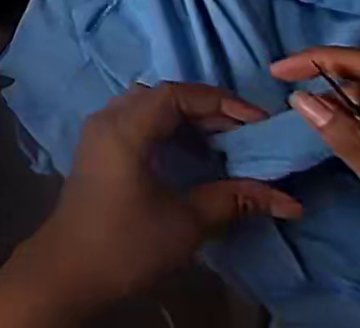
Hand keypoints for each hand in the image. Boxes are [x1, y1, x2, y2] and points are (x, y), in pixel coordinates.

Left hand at [14, 84, 302, 316]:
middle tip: (246, 131)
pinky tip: (190, 150)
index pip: (172, 95)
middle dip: (204, 107)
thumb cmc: (128, 243)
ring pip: (145, 104)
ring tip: (224, 139)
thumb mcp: (186, 222)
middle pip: (158, 95)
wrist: (72, 265)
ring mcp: (97, 130)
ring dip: (183, 116)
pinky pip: (133, 118)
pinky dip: (164, 125)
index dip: (217, 101)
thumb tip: (287, 199)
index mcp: (123, 128)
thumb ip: (232, 200)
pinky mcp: (97, 145)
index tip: (257, 120)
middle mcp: (106, 118)